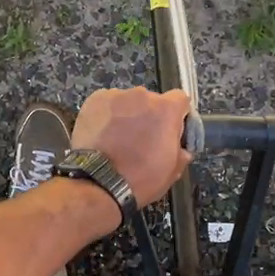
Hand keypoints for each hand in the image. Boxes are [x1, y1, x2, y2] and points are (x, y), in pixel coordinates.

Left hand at [71, 87, 192, 205]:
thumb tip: (180, 146)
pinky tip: (103, 133)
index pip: (180, 99)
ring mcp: (114, 95)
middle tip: (142, 138)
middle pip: (151, 101)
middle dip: (149, 116)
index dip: (177, 114)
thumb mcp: (173, 168)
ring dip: (127, 114)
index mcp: (166, 109)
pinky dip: (107, 115)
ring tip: (118, 138)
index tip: (171, 129)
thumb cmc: (140, 176)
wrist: (99, 180)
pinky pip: (107, 104)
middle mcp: (141, 95)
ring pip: (127, 102)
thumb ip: (181, 148)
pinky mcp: (93, 99)